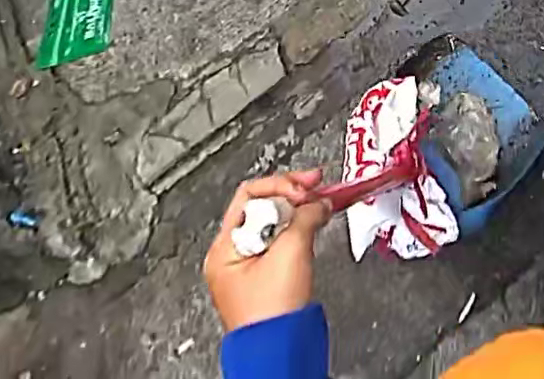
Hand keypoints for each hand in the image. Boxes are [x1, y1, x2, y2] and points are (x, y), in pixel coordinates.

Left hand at [202, 170, 332, 330]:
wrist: (283, 358)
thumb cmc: (274, 316)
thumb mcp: (291, 250)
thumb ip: (305, 216)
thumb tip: (318, 202)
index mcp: (225, 247)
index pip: (250, 195)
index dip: (280, 186)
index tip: (305, 186)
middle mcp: (232, 256)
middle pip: (262, 208)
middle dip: (292, 197)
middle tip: (315, 188)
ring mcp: (250, 268)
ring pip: (274, 224)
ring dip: (298, 213)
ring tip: (318, 207)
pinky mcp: (268, 280)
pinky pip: (281, 242)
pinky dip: (298, 231)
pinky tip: (312, 227)